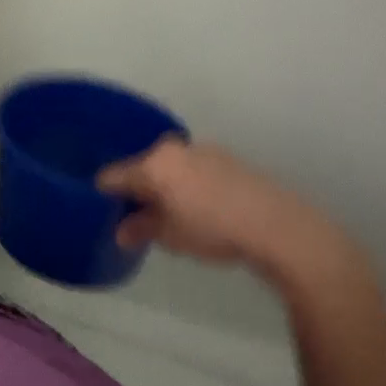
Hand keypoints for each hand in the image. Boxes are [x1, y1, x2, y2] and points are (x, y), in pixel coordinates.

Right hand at [98, 138, 362, 286]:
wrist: (281, 227)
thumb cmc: (214, 230)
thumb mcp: (170, 236)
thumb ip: (140, 229)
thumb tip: (122, 231)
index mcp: (154, 163)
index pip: (114, 176)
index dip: (105, 194)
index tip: (104, 211)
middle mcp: (175, 150)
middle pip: (143, 168)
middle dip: (139, 190)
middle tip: (140, 216)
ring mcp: (205, 152)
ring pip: (171, 168)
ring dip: (167, 187)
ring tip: (173, 216)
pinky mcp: (230, 161)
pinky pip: (195, 171)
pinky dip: (190, 186)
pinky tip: (202, 210)